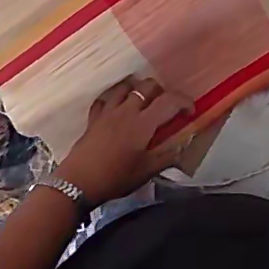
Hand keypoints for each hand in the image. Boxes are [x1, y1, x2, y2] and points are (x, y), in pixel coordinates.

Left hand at [54, 76, 188, 204]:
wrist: (78, 182)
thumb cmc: (116, 177)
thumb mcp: (147, 171)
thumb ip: (168, 156)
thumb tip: (183, 146)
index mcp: (144, 122)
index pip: (169, 101)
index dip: (184, 101)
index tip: (190, 112)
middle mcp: (127, 110)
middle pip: (148, 86)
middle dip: (162, 92)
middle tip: (167, 107)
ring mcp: (108, 111)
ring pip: (126, 86)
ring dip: (138, 88)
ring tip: (144, 100)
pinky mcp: (94, 117)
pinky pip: (106, 97)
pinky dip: (115, 96)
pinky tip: (118, 104)